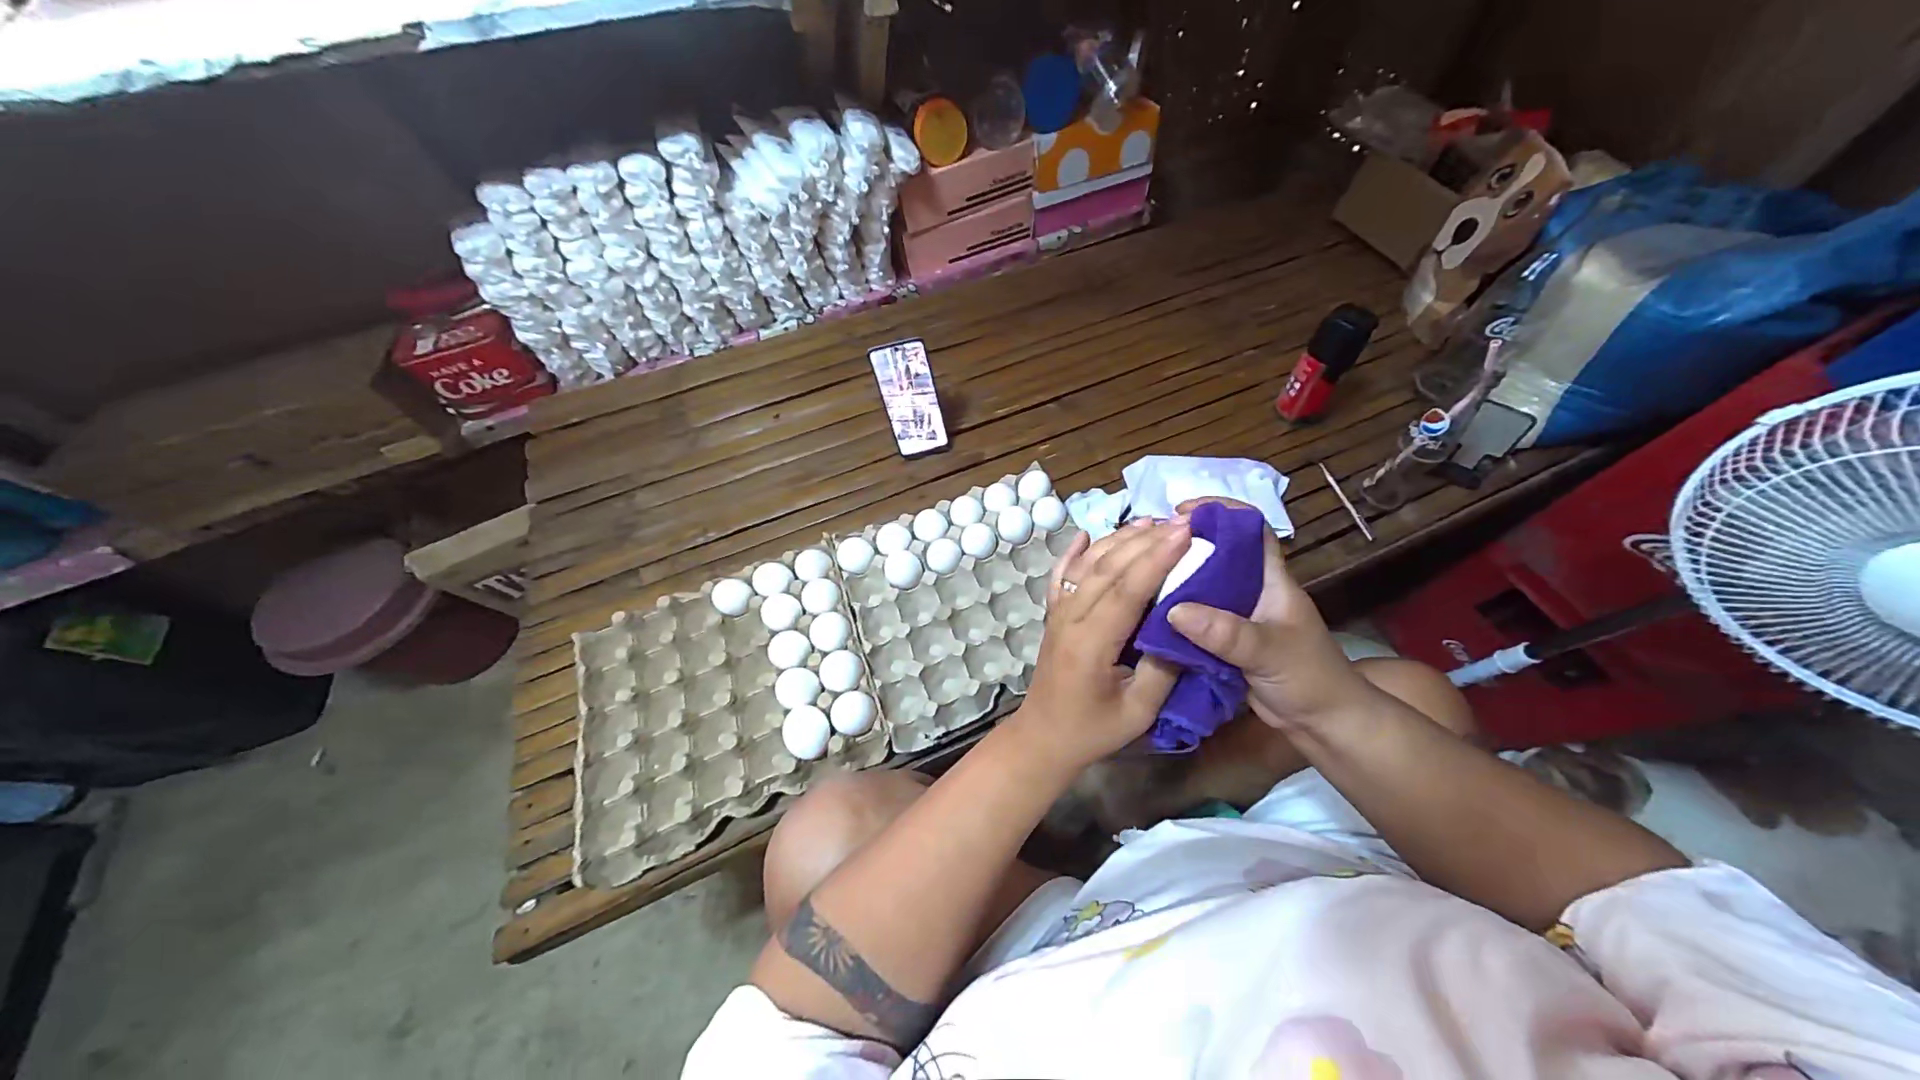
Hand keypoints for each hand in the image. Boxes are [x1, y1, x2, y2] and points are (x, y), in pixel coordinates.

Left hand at [1006, 519, 1188, 770]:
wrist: (1043, 737)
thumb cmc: (1093, 730)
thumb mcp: (1138, 711)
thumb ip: (1162, 669)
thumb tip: (1183, 627)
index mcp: (1091, 643)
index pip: (1126, 590)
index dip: (1157, 558)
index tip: (1185, 532)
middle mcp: (1070, 619)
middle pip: (1107, 569)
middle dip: (1145, 540)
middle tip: (1180, 520)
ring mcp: (1058, 614)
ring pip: (1087, 566)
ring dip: (1118, 540)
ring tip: (1151, 521)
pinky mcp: (1053, 616)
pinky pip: (1062, 577)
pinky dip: (1074, 553)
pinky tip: (1086, 534)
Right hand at [1164, 498, 1372, 732]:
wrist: (1322, 724)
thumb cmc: (1310, 679)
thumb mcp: (1270, 652)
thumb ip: (1227, 633)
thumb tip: (1174, 609)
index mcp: (1271, 581)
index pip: (1249, 530)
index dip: (1220, 511)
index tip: (1182, 511)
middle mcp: (1251, 591)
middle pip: (1215, 555)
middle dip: (1183, 546)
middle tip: (1145, 548)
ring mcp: (1237, 617)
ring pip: (1200, 588)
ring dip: (1173, 581)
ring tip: (1137, 577)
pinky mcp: (1224, 643)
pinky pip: (1193, 620)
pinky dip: (1172, 616)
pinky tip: (1147, 615)